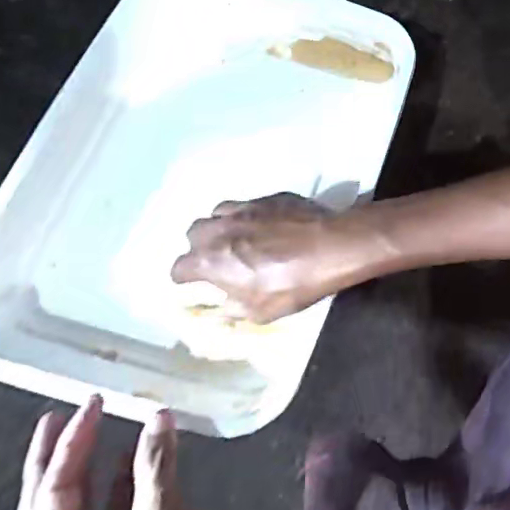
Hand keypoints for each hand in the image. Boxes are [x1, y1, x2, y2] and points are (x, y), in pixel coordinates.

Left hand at [15, 396, 194, 509]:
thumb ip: (156, 466)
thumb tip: (158, 415)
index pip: (54, 488)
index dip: (73, 441)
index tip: (95, 401)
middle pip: (44, 506)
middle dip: (52, 459)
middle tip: (57, 416)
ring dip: (85, 469)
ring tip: (94, 430)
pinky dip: (115, 487)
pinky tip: (134, 459)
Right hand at [169, 193, 369, 323]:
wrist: (329, 246)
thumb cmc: (292, 286)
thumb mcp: (259, 313)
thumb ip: (234, 308)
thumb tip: (223, 305)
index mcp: (211, 260)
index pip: (179, 267)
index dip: (184, 277)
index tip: (193, 282)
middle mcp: (221, 229)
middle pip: (194, 232)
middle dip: (200, 245)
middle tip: (217, 259)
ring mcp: (245, 208)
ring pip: (218, 212)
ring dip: (221, 226)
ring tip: (238, 238)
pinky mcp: (269, 196)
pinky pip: (248, 204)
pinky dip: (248, 215)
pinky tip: (266, 226)